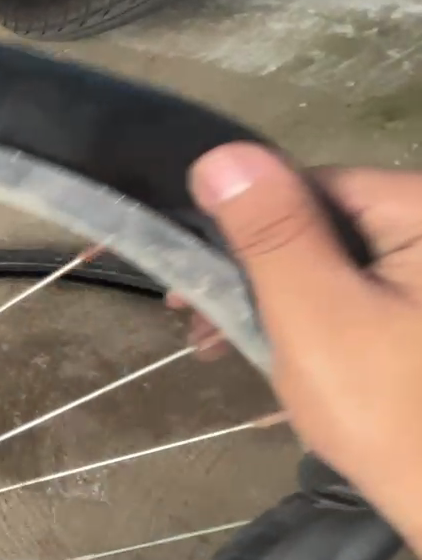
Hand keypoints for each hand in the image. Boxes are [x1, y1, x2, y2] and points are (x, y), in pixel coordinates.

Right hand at [189, 142, 421, 546]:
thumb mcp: (312, 312)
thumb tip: (222, 157)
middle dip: (246, 268)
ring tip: (216, 344)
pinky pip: (358, 288)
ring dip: (266, 296)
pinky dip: (305, 313)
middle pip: (322, 222)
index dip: (231, 223)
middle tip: (188, 319)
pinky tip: (271, 347)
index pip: (311, 187)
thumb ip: (270, 233)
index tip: (174, 272)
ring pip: (334, 258)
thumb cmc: (385, 402)